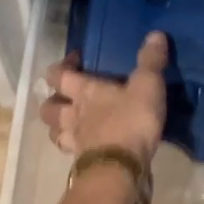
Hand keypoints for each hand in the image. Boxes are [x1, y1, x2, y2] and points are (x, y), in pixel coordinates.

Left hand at [40, 32, 168, 163]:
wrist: (119, 169)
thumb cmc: (130, 122)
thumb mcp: (147, 87)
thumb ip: (150, 62)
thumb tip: (155, 34)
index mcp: (84, 92)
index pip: (58, 75)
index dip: (61, 67)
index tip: (74, 61)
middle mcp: (72, 115)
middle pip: (48, 107)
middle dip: (52, 100)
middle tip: (66, 98)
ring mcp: (74, 141)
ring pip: (54, 132)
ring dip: (58, 127)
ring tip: (70, 125)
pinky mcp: (81, 163)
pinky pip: (72, 153)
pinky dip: (75, 149)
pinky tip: (86, 148)